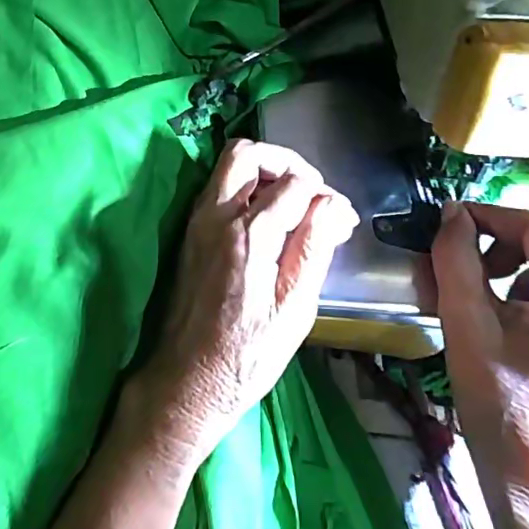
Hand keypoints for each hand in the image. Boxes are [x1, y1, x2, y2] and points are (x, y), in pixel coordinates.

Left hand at [136, 139, 358, 470]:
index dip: (326, 195)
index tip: (341, 220)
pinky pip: (217, 187)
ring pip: (227, 166)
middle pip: (246, 152)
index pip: (293, 183)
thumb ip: (314, 248)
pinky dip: (245, 187)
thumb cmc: (247, 354)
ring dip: (263, 171)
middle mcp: (215, 216)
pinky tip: (268, 218)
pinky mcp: (189, 231)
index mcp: (249, 235)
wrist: (187, 376)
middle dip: (285, 162)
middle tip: (311, 192)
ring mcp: (197, 221)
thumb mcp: (295, 308)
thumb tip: (334, 204)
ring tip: (293, 204)